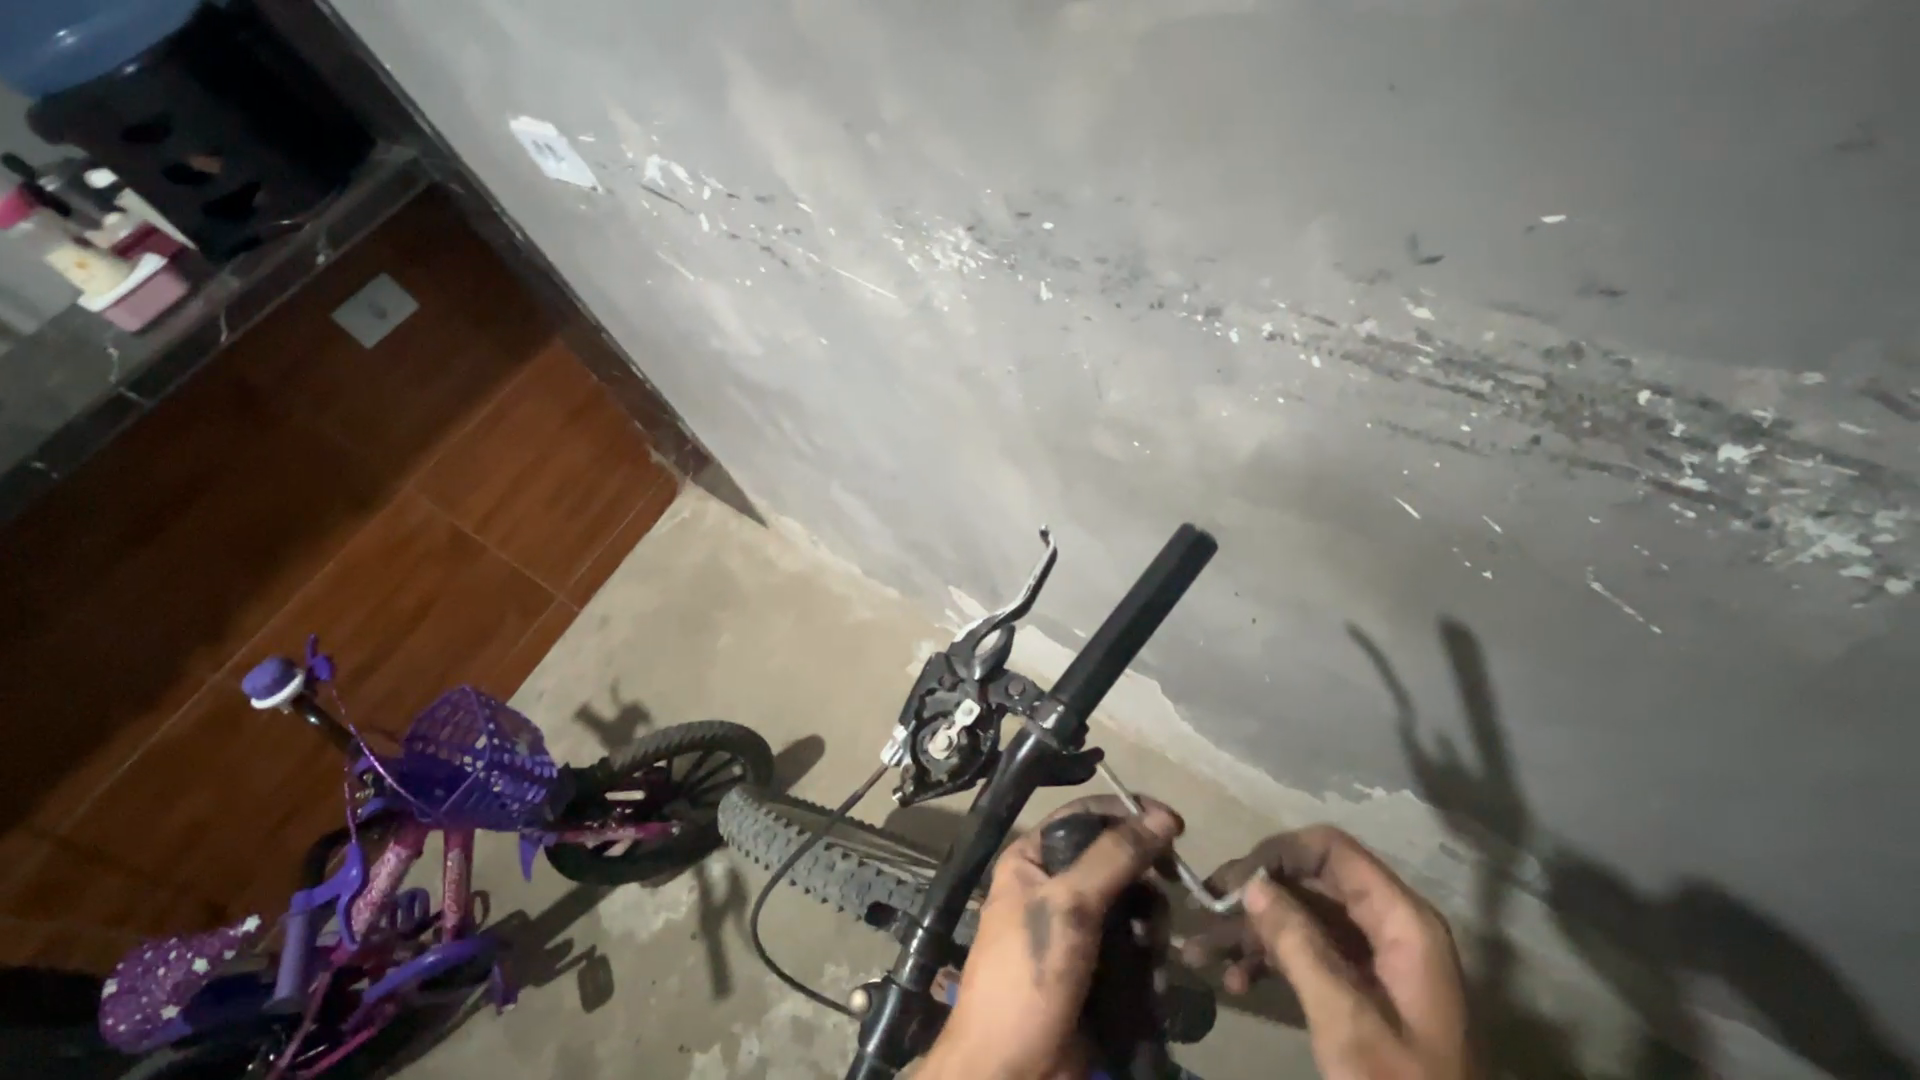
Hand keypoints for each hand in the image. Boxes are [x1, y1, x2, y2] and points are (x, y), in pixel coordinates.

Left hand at [918, 796, 1183, 1079]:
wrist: (1010, 1071)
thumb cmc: (1027, 976)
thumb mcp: (1068, 906)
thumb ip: (1115, 858)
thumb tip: (1163, 816)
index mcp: (1032, 859)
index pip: (1087, 816)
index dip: (1131, 815)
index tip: (1176, 828)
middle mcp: (1053, 886)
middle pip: (1117, 862)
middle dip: (1146, 881)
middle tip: (1169, 892)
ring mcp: (1077, 931)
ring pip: (1133, 907)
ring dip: (1152, 926)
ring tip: (1151, 949)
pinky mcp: (1098, 969)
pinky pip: (1136, 948)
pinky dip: (1150, 959)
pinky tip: (1155, 979)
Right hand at [1182, 826, 1470, 1079]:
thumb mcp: (1345, 1019)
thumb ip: (1300, 945)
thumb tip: (1253, 884)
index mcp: (1402, 921)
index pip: (1332, 852)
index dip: (1277, 855)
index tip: (1230, 884)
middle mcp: (1391, 927)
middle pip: (1311, 883)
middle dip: (1254, 897)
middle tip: (1202, 914)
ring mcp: (1377, 960)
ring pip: (1303, 919)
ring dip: (1251, 933)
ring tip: (1199, 954)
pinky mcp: (1363, 990)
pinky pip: (1310, 954)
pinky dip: (1270, 962)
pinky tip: (1235, 983)